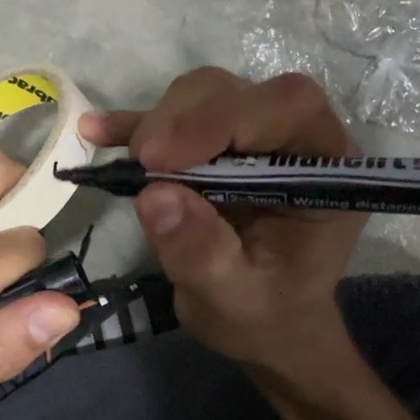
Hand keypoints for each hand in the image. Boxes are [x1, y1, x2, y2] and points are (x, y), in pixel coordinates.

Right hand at [81, 67, 365, 374]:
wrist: (263, 327)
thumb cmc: (263, 315)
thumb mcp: (233, 298)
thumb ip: (202, 252)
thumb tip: (154, 194)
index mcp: (323, 168)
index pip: (285, 107)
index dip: (222, 119)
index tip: (160, 160)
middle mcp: (291, 139)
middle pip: (236, 93)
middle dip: (181, 120)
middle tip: (140, 166)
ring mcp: (247, 138)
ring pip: (201, 95)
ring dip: (156, 124)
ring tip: (129, 169)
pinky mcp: (207, 146)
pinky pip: (170, 122)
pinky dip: (131, 126)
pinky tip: (95, 132)